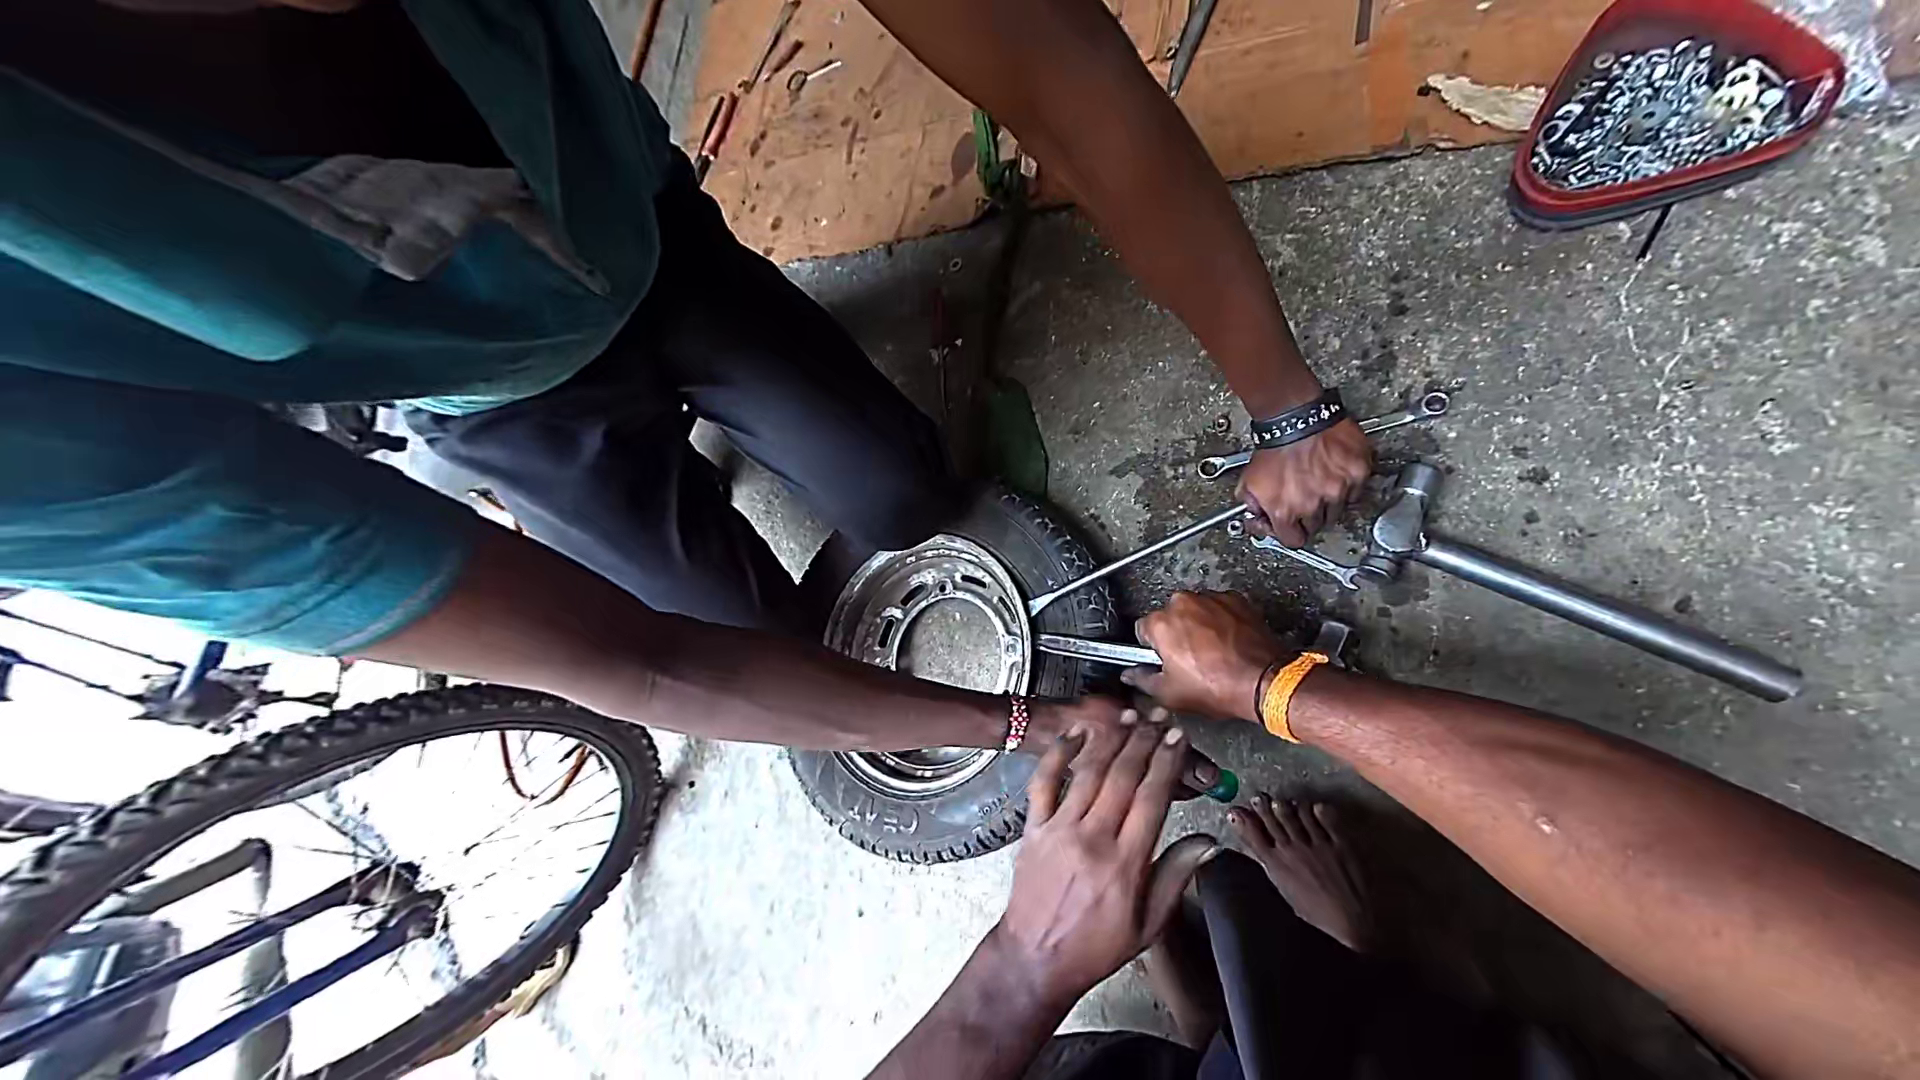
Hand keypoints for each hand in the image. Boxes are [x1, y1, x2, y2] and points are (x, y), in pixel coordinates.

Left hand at [991, 712, 1219, 1005]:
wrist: (1037, 955)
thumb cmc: (1097, 944)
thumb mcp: (1148, 924)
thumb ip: (1176, 876)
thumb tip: (1208, 840)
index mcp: (1125, 863)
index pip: (1152, 798)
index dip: (1167, 763)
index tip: (1178, 738)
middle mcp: (1093, 838)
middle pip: (1122, 777)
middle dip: (1143, 742)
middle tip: (1157, 718)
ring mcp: (1059, 828)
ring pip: (1088, 773)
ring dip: (1110, 740)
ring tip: (1127, 716)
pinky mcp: (1034, 826)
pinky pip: (1044, 781)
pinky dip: (1058, 754)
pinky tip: (1075, 733)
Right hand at [1123, 591, 1289, 722]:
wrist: (1266, 681)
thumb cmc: (1220, 685)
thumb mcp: (1170, 693)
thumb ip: (1142, 679)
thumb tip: (1132, 674)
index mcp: (1161, 623)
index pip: (1142, 629)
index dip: (1152, 647)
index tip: (1162, 658)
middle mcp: (1183, 603)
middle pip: (1169, 616)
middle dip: (1176, 634)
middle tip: (1189, 659)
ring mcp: (1211, 599)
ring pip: (1194, 610)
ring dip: (1199, 626)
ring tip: (1212, 653)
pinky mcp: (1235, 600)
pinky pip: (1219, 608)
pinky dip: (1221, 621)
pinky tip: (1228, 644)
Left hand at [1237, 419, 1371, 546]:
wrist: (1294, 419)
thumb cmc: (1273, 448)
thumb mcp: (1248, 483)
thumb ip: (1253, 508)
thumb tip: (1258, 522)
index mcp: (1285, 510)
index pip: (1293, 540)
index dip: (1290, 532)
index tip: (1291, 526)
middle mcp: (1313, 505)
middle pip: (1317, 527)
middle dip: (1309, 517)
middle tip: (1304, 498)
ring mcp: (1338, 489)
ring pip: (1338, 510)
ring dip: (1329, 501)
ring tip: (1317, 482)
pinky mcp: (1358, 473)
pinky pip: (1356, 490)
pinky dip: (1347, 485)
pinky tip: (1333, 473)